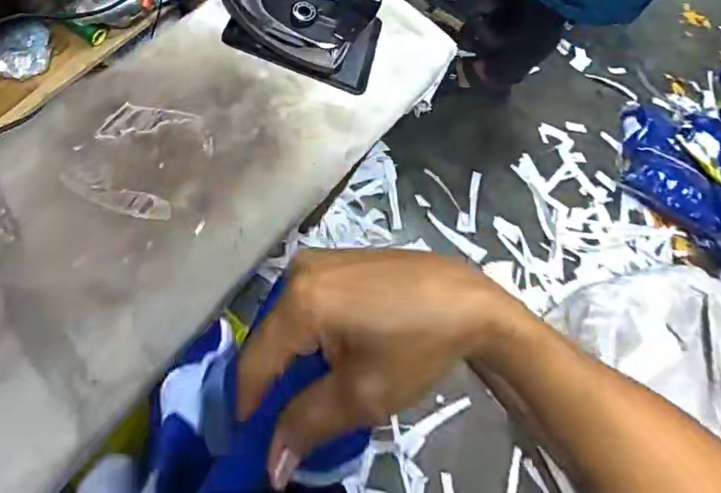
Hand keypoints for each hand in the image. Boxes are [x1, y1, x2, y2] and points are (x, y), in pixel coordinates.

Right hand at [237, 249, 518, 488]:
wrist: (468, 299)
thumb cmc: (415, 344)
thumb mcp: (360, 395)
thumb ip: (306, 425)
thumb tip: (271, 463)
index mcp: (301, 299)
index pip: (254, 364)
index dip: (251, 410)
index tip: (258, 446)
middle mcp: (302, 269)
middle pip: (270, 339)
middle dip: (275, 383)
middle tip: (293, 420)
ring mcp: (323, 258)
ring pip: (288, 320)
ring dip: (294, 358)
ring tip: (319, 390)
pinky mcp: (342, 257)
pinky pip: (309, 301)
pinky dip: (312, 332)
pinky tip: (337, 354)